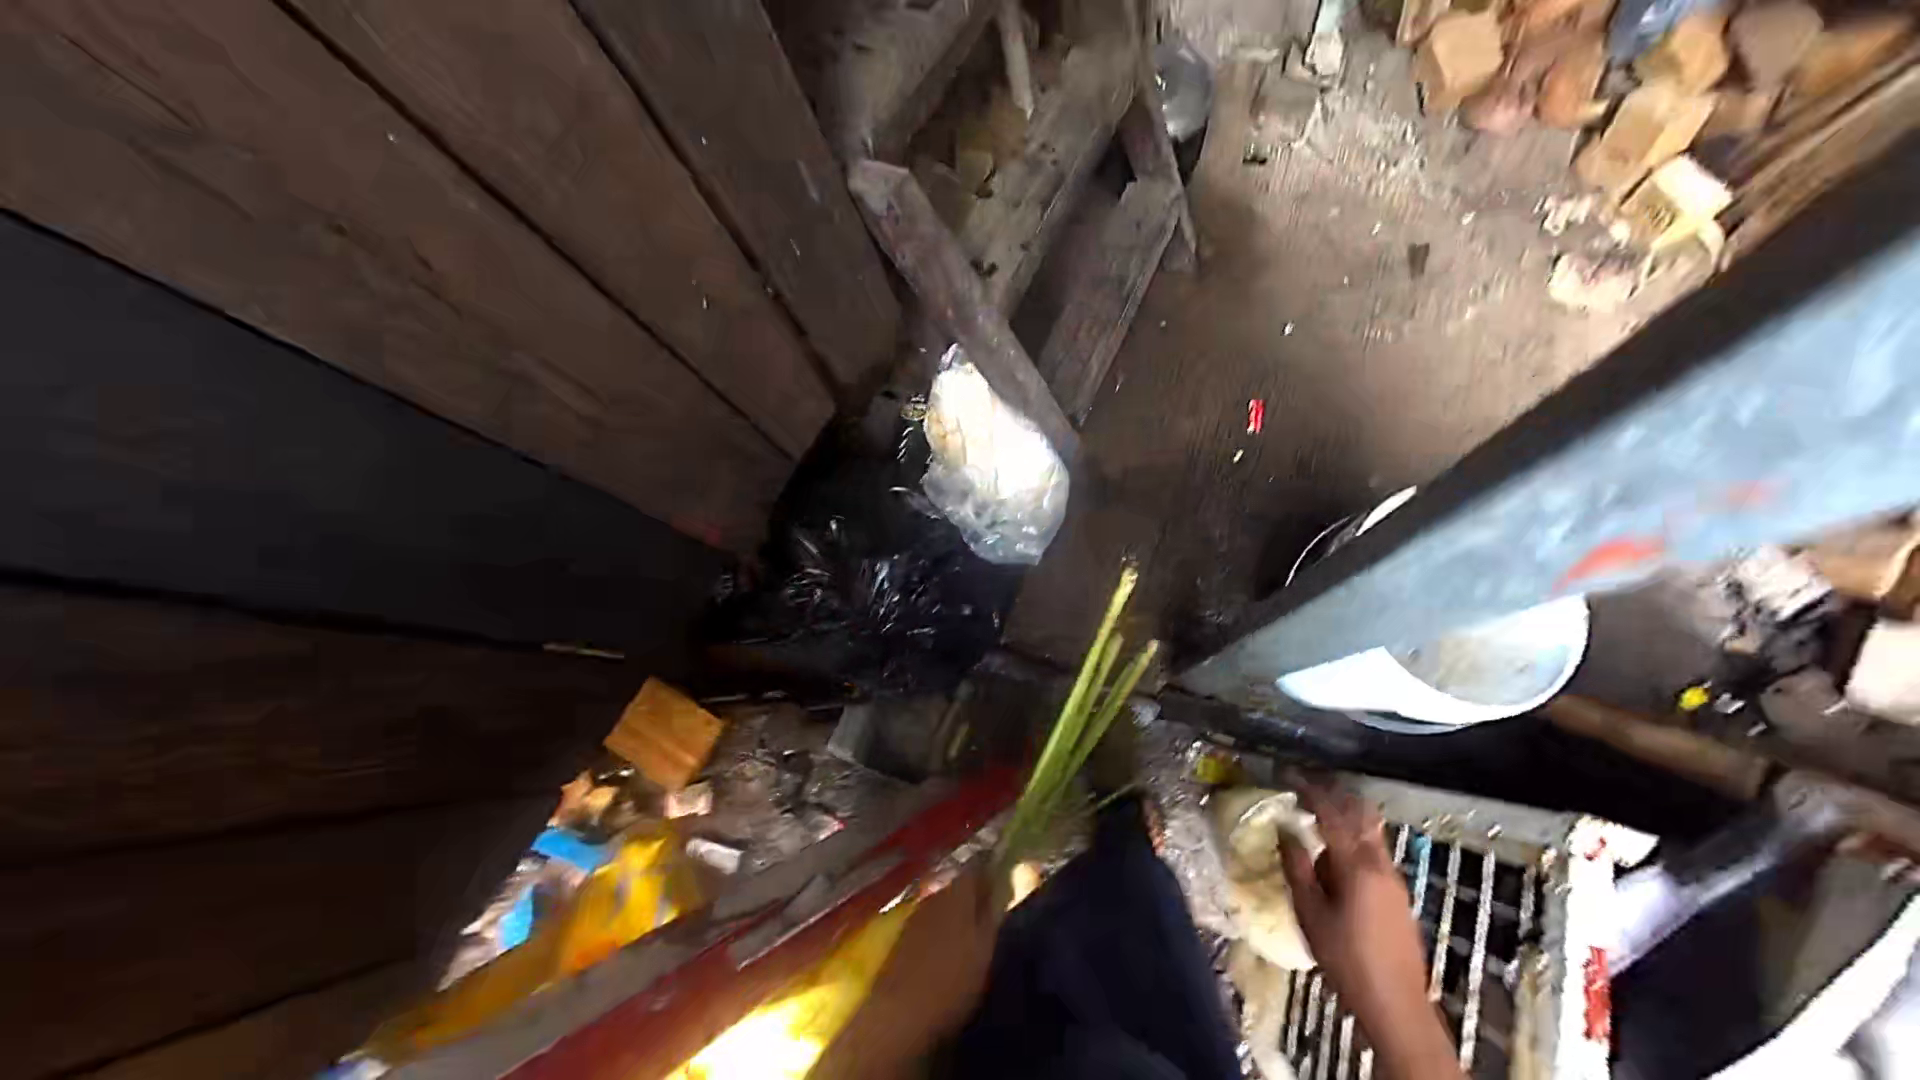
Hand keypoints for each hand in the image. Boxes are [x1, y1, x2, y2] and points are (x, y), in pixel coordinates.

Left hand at [810, 864, 1001, 1078]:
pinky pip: (930, 922)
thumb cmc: (951, 980)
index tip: (1009, 884)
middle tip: (997, 913)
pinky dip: (943, 929)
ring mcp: (915, 916)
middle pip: (959, 884)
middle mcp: (934, 895)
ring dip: (959, 913)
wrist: (899, 1014)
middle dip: (977, 894)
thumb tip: (1016, 874)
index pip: (977, 866)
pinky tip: (949, 949)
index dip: (994, 871)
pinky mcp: (903, 939)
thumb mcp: (986, 946)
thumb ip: (998, 909)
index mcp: (956, 892)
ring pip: (944, 903)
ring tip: (976, 934)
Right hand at [1279, 774, 1464, 1079]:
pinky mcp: (1398, 895)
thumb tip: (1285, 831)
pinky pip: (1374, 852)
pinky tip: (1334, 856)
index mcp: (1357, 866)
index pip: (1331, 814)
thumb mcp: (1309, 912)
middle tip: (1306, 786)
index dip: (1310, 790)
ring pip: (1370, 833)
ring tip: (1315, 817)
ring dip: (1344, 817)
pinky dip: (1353, 839)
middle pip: (1361, 815)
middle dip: (1334, 795)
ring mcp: (1395, 880)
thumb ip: (1297, 867)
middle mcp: (1381, 865)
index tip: (1289, 775)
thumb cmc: (1345, 958)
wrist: (1396, 1006)